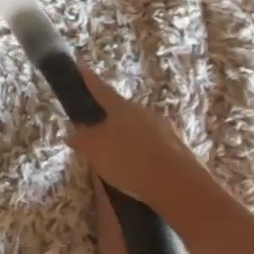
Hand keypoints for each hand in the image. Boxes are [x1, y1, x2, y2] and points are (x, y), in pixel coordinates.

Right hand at [64, 62, 204, 205]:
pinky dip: (143, 154)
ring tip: (117, 158)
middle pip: (120, 110)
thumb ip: (81, 140)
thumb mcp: (95, 151)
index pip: (99, 88)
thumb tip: (73, 133)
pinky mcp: (179, 149)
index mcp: (120, 107)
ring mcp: (164, 129)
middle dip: (108, 118)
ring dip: (127, 138)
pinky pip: (154, 147)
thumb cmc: (130, 161)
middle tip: (95, 132)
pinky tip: (139, 171)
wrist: (181, 187)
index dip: (87, 78)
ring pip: (139, 129)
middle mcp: (143, 112)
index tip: (79, 66)